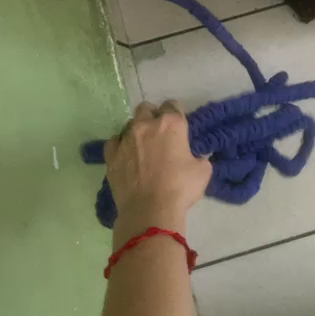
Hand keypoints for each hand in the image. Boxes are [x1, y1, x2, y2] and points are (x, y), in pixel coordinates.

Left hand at [104, 101, 211, 231]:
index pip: (173, 105)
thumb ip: (198, 156)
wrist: (150, 210)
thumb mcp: (203, 170)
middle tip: (159, 133)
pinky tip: (126, 155)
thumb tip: (193, 157)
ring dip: (137, 131)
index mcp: (172, 124)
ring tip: (142, 147)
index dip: (176, 114)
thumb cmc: (180, 188)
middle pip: (146, 108)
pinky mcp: (111, 155)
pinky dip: (121, 145)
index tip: (179, 125)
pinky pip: (114, 141)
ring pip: (129, 124)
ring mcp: (125, 139)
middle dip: (153, 116)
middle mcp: (146, 125)